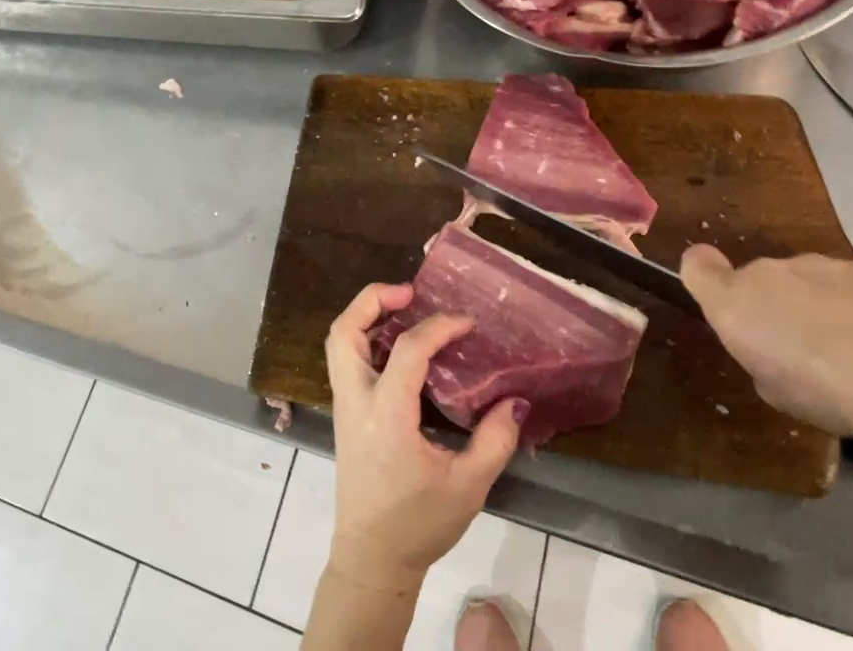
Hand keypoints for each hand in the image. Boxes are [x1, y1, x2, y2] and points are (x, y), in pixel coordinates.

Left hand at [322, 282, 525, 592]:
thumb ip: (494, 440)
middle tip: (410, 292)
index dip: (438, 327)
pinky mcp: (347, 417)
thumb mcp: (468, 487)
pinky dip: (368, 340)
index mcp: (386, 417)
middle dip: (372, 300)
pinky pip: (348, 363)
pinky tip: (402, 348)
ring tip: (405, 310)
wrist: (371, 559)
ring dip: (365, 317)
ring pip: (339, 345)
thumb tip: (514, 401)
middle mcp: (356, 403)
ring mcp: (345, 408)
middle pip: (344, 333)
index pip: (407, 351)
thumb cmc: (418, 525)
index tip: (468, 323)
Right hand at [679, 246, 852, 449]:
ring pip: (799, 281)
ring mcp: (815, 266)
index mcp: (733, 305)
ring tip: (848, 349)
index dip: (702, 276)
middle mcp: (766, 274)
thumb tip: (775, 345)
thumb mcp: (775, 391)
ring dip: (810, 304)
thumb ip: (760, 356)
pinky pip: (840, 284)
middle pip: (754, 279)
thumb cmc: (829, 394)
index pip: (695, 264)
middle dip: (769, 305)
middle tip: (797, 348)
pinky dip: (850, 303)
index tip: (718, 299)